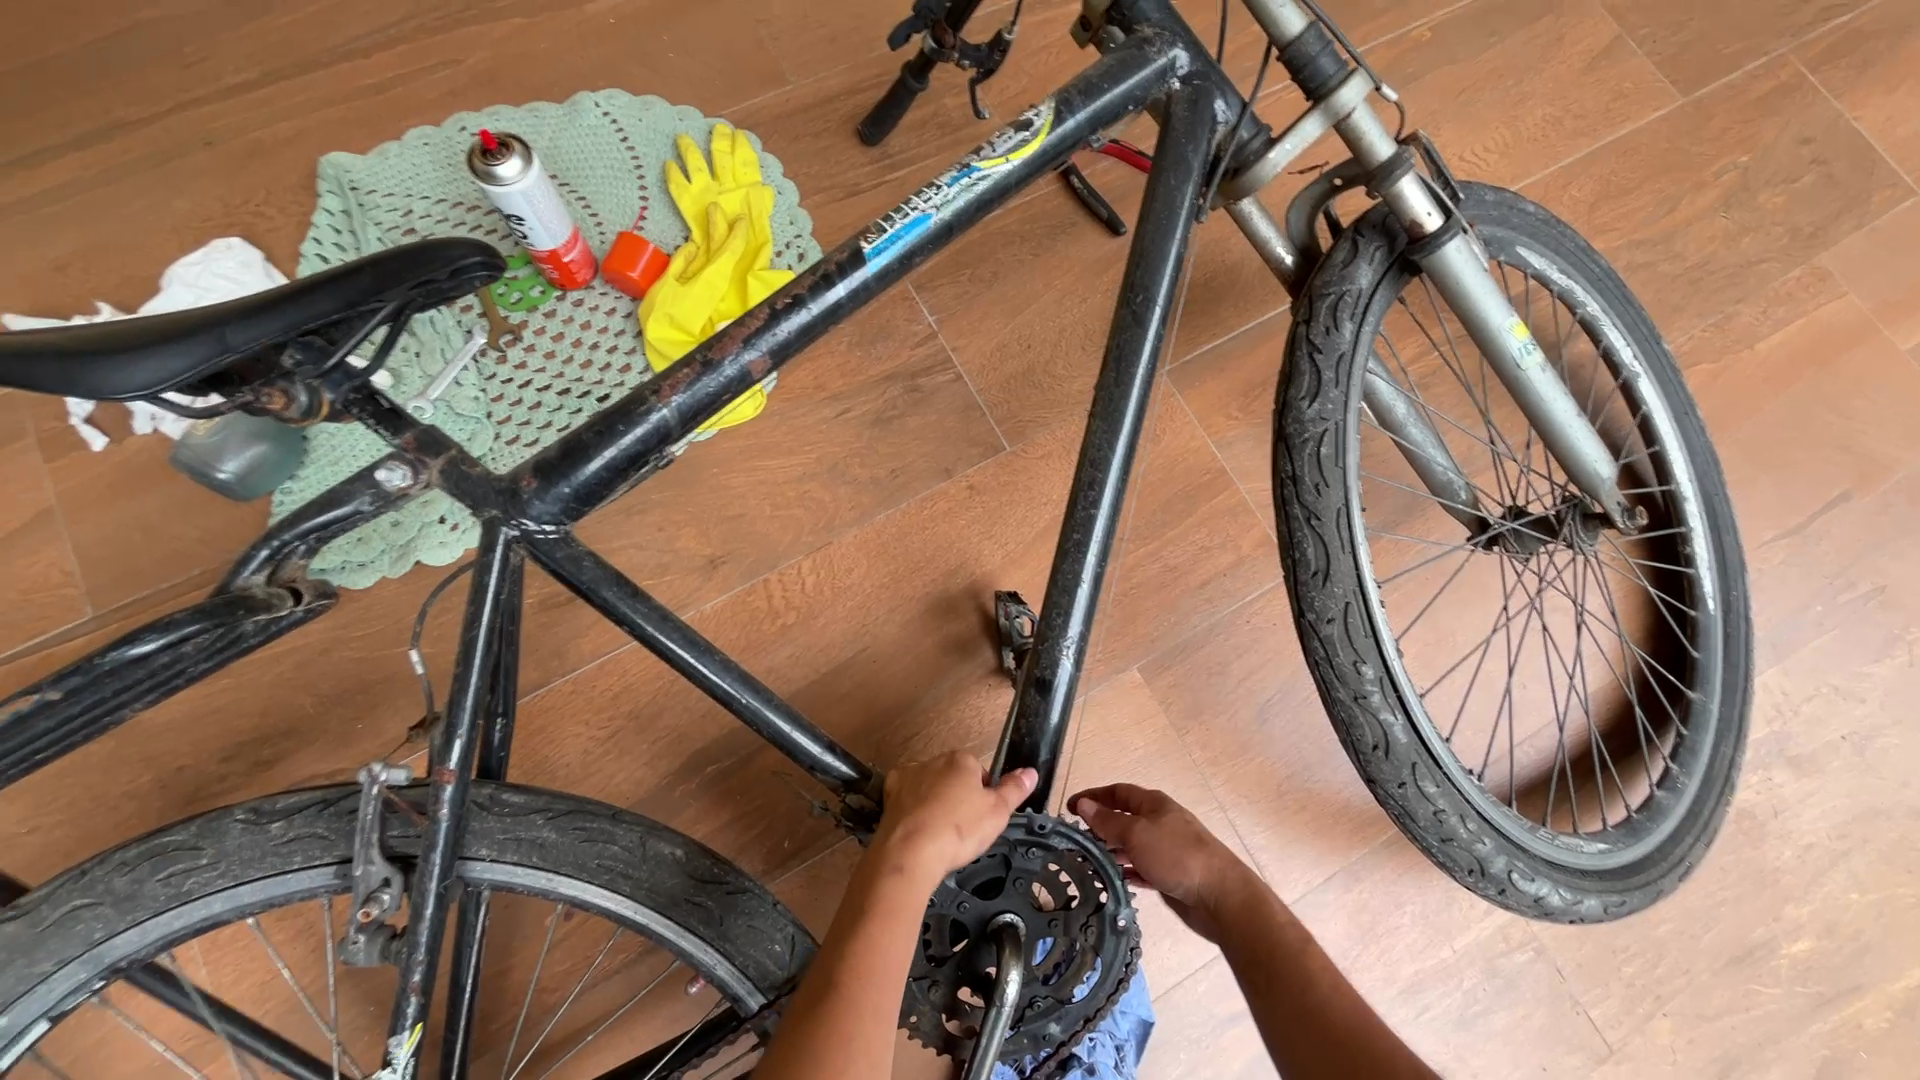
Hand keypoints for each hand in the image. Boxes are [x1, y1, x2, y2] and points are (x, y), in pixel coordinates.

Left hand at [873, 752, 1036, 886]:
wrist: (911, 852)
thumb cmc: (958, 830)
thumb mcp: (998, 812)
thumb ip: (1014, 790)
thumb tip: (1030, 772)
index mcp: (962, 760)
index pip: (979, 772)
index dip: (984, 795)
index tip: (982, 817)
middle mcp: (933, 761)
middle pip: (952, 777)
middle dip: (958, 798)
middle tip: (963, 829)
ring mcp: (908, 777)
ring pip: (928, 787)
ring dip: (934, 803)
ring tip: (940, 834)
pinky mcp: (889, 795)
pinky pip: (906, 799)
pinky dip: (912, 811)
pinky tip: (919, 831)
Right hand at [1071, 783, 1258, 942]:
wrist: (1221, 897)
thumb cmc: (1177, 856)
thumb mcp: (1137, 834)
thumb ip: (1108, 822)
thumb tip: (1084, 805)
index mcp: (1154, 805)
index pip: (1118, 793)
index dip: (1094, 797)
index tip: (1069, 807)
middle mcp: (1159, 823)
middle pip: (1124, 819)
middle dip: (1099, 826)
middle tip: (1074, 839)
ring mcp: (1166, 850)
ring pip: (1130, 846)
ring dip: (1110, 851)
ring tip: (1085, 861)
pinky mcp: (1169, 875)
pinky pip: (1140, 869)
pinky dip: (1125, 871)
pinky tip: (1110, 880)